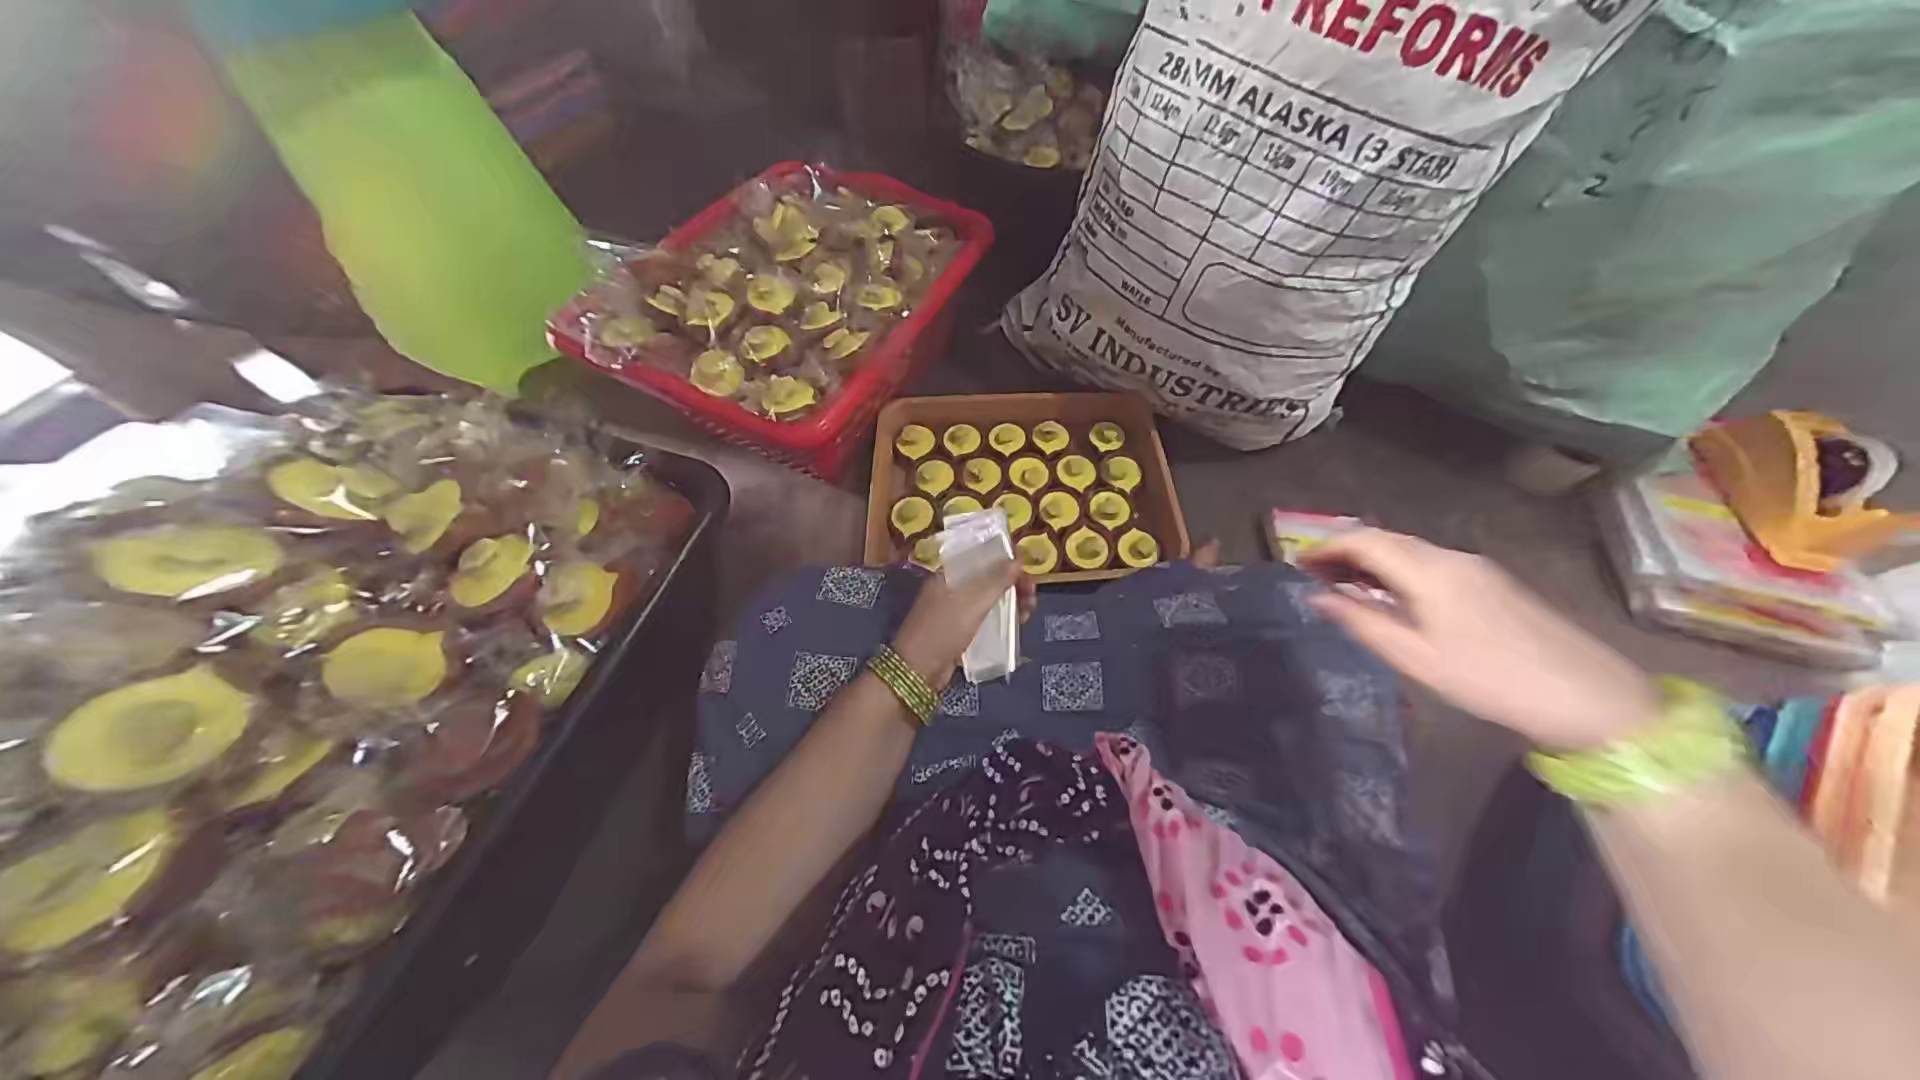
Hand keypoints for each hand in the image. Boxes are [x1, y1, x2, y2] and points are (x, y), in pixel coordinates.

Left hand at [890, 558, 1034, 689]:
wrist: (918, 670)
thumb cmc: (943, 629)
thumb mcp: (973, 602)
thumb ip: (997, 579)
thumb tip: (1019, 558)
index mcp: (950, 574)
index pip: (982, 557)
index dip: (1006, 560)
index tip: (1027, 570)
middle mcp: (952, 588)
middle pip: (989, 578)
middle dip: (1013, 584)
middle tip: (1032, 595)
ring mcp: (956, 610)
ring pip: (990, 599)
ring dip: (1011, 602)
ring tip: (1027, 613)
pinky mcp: (961, 630)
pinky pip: (986, 618)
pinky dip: (1001, 619)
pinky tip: (1016, 625)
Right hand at [1300, 528, 1658, 750]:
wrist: (1591, 698)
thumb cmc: (1489, 679)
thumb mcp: (1414, 657)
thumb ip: (1361, 622)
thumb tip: (1317, 597)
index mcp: (1430, 571)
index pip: (1364, 541)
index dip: (1325, 546)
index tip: (1297, 563)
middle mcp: (1451, 558)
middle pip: (1386, 539)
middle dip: (1343, 550)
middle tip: (1313, 574)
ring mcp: (1476, 568)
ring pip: (1408, 549)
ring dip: (1369, 559)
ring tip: (1341, 584)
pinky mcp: (1491, 582)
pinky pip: (1428, 561)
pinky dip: (1396, 569)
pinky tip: (1388, 594)